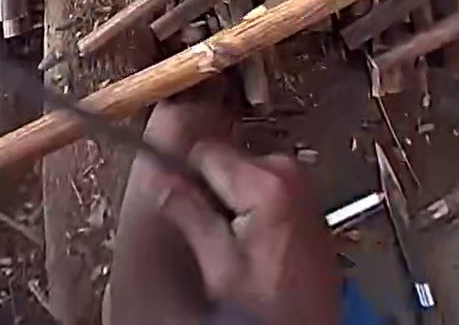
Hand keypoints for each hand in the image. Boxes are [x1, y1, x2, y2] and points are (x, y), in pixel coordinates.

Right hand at [154, 140, 341, 324]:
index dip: (185, 174)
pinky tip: (250, 237)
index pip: (203, 150)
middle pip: (221, 157)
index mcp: (267, 182)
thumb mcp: (219, 266)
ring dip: (226, 196)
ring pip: (236, 169)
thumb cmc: (275, 311)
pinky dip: (245, 202)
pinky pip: (255, 181)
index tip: (178, 197)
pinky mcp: (300, 196)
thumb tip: (158, 177)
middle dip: (208, 187)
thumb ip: (187, 212)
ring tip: (233, 238)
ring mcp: (298, 183)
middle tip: (211, 229)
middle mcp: (288, 172)